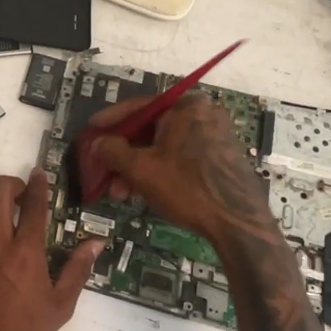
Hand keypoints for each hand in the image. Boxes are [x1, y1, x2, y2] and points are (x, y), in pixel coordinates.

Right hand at [89, 94, 270, 238]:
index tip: (92, 129)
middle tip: (104, 169)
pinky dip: (160, 170)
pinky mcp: (221, 158)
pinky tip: (144, 192)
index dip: (111, 120)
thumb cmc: (187, 187)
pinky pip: (181, 157)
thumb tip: (97, 144)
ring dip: (139, 167)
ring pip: (165, 147)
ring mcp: (216, 136)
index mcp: (187, 106)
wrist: (238, 224)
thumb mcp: (140, 169)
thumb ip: (112, 150)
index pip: (140, 106)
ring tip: (121, 192)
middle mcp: (204, 114)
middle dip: (124, 153)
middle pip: (152, 129)